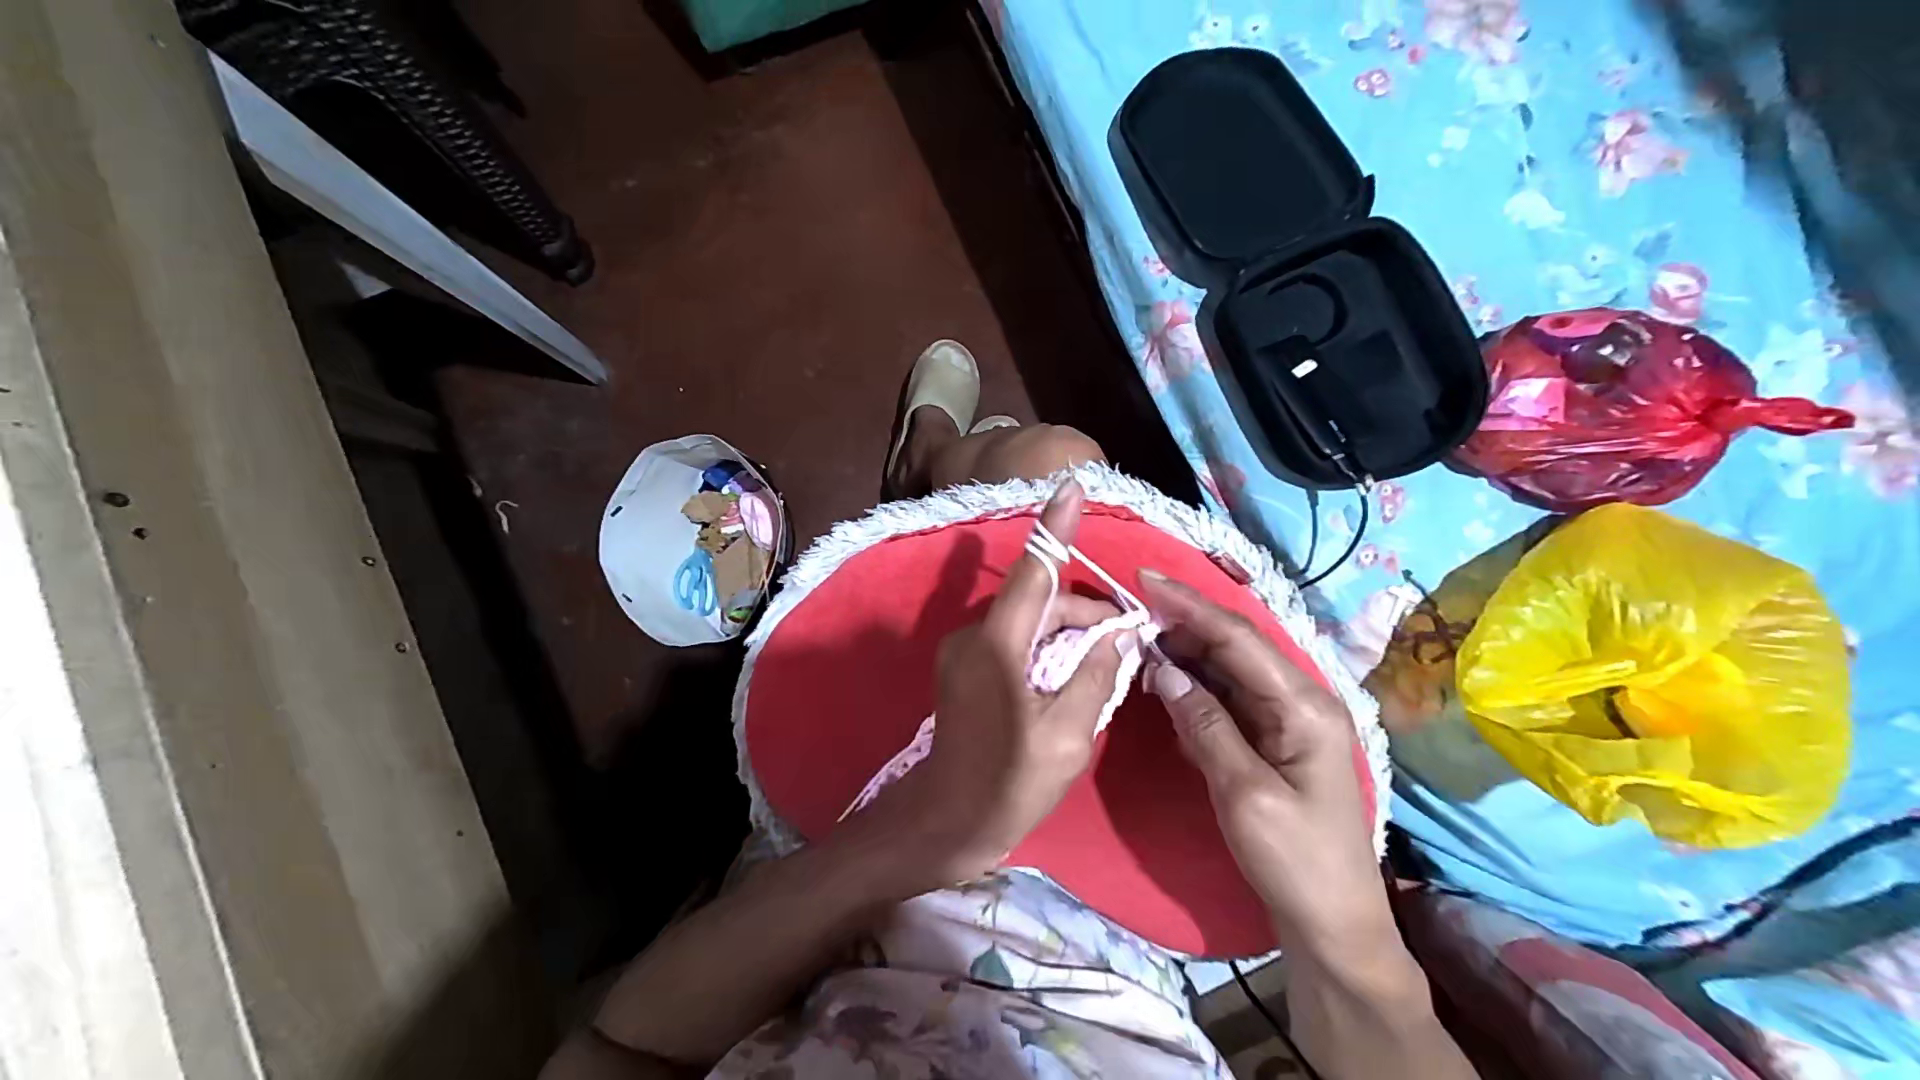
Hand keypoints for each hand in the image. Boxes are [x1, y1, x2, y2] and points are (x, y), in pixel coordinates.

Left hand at [865, 479, 1135, 889]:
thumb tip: (1116, 636)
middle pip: (1038, 601)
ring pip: (1027, 622)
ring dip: (1066, 634)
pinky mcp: (964, 668)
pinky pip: (1013, 641)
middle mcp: (974, 635)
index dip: (1055, 526)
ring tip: (1104, 663)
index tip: (1072, 485)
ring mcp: (963, 651)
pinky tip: (1071, 674)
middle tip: (1126, 641)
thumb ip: (1095, 675)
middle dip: (1084, 614)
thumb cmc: (1009, 781)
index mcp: (998, 644)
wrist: (947, 820)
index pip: (1033, 571)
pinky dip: (1045, 648)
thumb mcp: (1067, 733)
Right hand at [1138, 571, 1394, 963]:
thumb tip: (1164, 669)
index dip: (1189, 605)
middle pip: (1233, 646)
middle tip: (1130, 612)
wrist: (1331, 923)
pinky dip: (1192, 686)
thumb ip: (1205, 725)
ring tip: (1139, 642)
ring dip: (1183, 653)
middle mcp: (1297, 700)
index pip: (1238, 639)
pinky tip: (1163, 682)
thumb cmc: (1295, 860)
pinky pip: (1224, 698)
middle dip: (1182, 624)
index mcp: (1303, 705)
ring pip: (1226, 669)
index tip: (1144, 580)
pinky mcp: (1268, 739)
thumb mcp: (1244, 794)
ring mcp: (1283, 719)